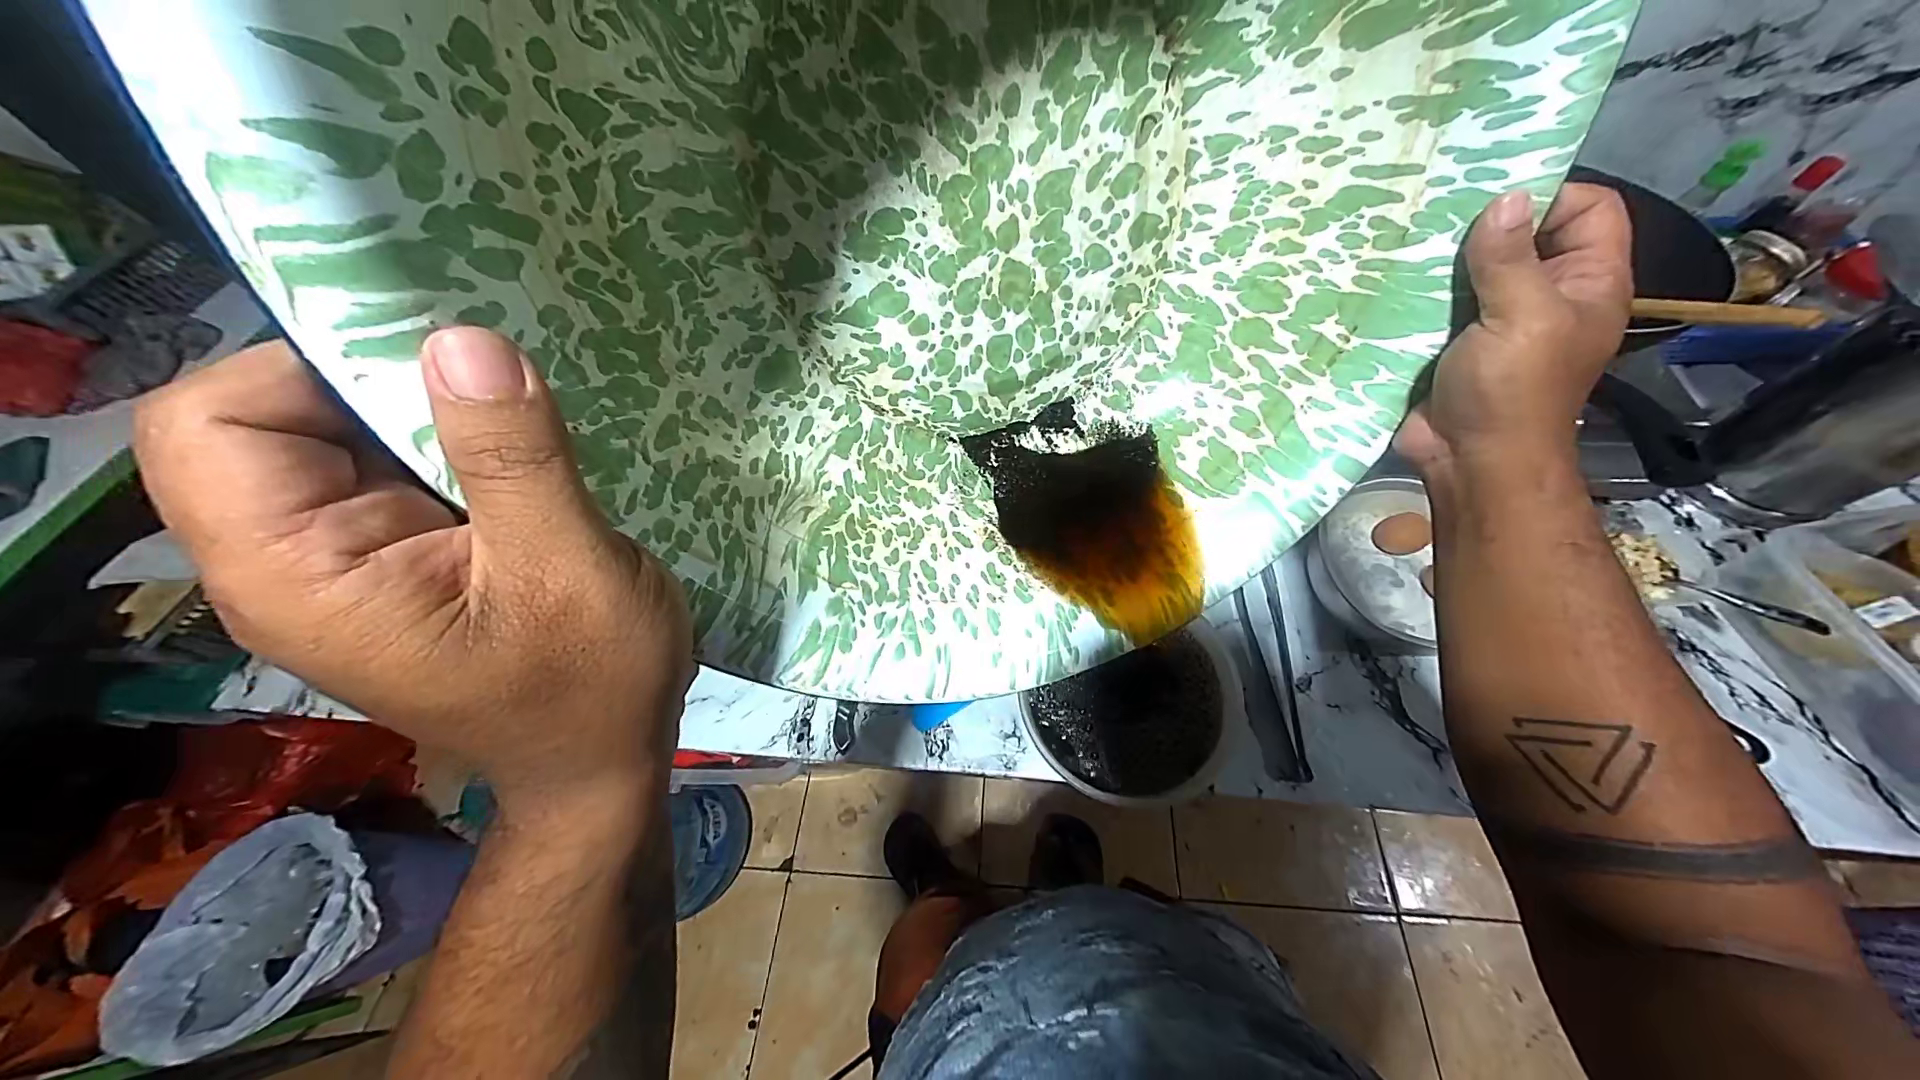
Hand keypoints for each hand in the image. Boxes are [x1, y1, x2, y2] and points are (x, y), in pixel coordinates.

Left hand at [134, 327, 693, 806]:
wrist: (607, 758)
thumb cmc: (593, 683)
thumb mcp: (570, 570)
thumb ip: (515, 462)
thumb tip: (465, 341)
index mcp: (301, 576)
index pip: (216, 423)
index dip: (309, 367)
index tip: (439, 364)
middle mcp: (297, 563)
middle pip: (278, 420)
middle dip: (385, 384)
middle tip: (500, 383)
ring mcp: (352, 563)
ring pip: (349, 439)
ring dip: (431, 412)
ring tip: (524, 417)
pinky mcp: (404, 560)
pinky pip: (402, 471)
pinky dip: (456, 444)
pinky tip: (524, 454)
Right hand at [1396, 183, 1631, 472]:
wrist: (1468, 460)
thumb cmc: (1512, 391)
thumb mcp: (1523, 317)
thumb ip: (1511, 259)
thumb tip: (1505, 201)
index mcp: (1584, 282)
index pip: (1586, 210)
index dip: (1549, 195)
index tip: (1493, 197)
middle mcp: (1542, 295)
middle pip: (1522, 237)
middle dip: (1481, 225)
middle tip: (1435, 211)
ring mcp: (1492, 321)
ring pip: (1471, 272)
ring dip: (1440, 262)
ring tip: (1403, 242)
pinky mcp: (1449, 344)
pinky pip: (1436, 306)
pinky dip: (1415, 295)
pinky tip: (1388, 283)